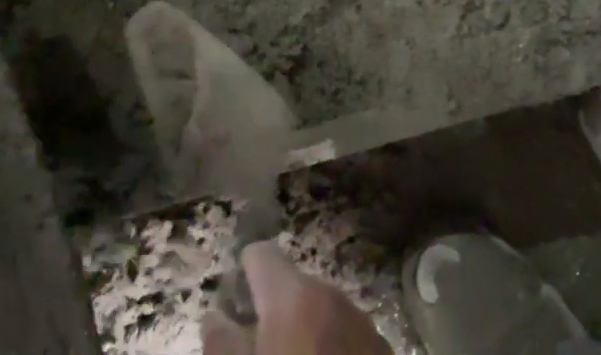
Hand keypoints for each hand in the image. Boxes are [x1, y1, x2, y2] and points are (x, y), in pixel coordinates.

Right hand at [201, 243, 390, 354]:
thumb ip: (222, 347)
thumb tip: (215, 319)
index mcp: (294, 298)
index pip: (262, 255)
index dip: (245, 273)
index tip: (236, 302)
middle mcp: (332, 299)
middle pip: (295, 285)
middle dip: (275, 307)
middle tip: (259, 345)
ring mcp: (364, 326)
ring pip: (323, 311)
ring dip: (306, 329)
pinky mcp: (385, 352)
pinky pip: (348, 336)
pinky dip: (332, 348)